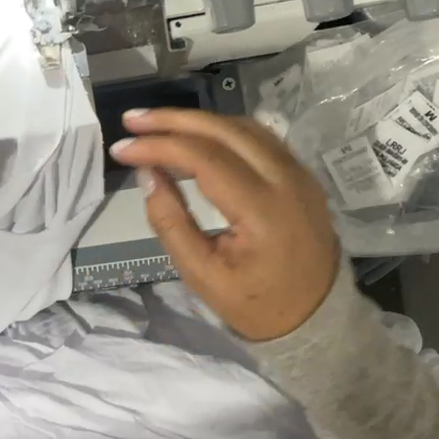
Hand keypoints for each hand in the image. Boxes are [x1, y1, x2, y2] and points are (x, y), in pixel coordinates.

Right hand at [110, 108, 339, 340]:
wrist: (318, 317)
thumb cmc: (255, 303)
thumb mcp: (202, 276)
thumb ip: (171, 223)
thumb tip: (147, 174)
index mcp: (262, 210)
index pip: (204, 158)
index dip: (158, 146)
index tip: (121, 148)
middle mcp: (286, 180)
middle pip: (224, 131)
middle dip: (172, 120)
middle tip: (131, 120)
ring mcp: (299, 173)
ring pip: (243, 127)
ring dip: (196, 121)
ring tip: (156, 125)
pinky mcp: (300, 174)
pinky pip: (259, 137)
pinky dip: (221, 130)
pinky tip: (195, 134)